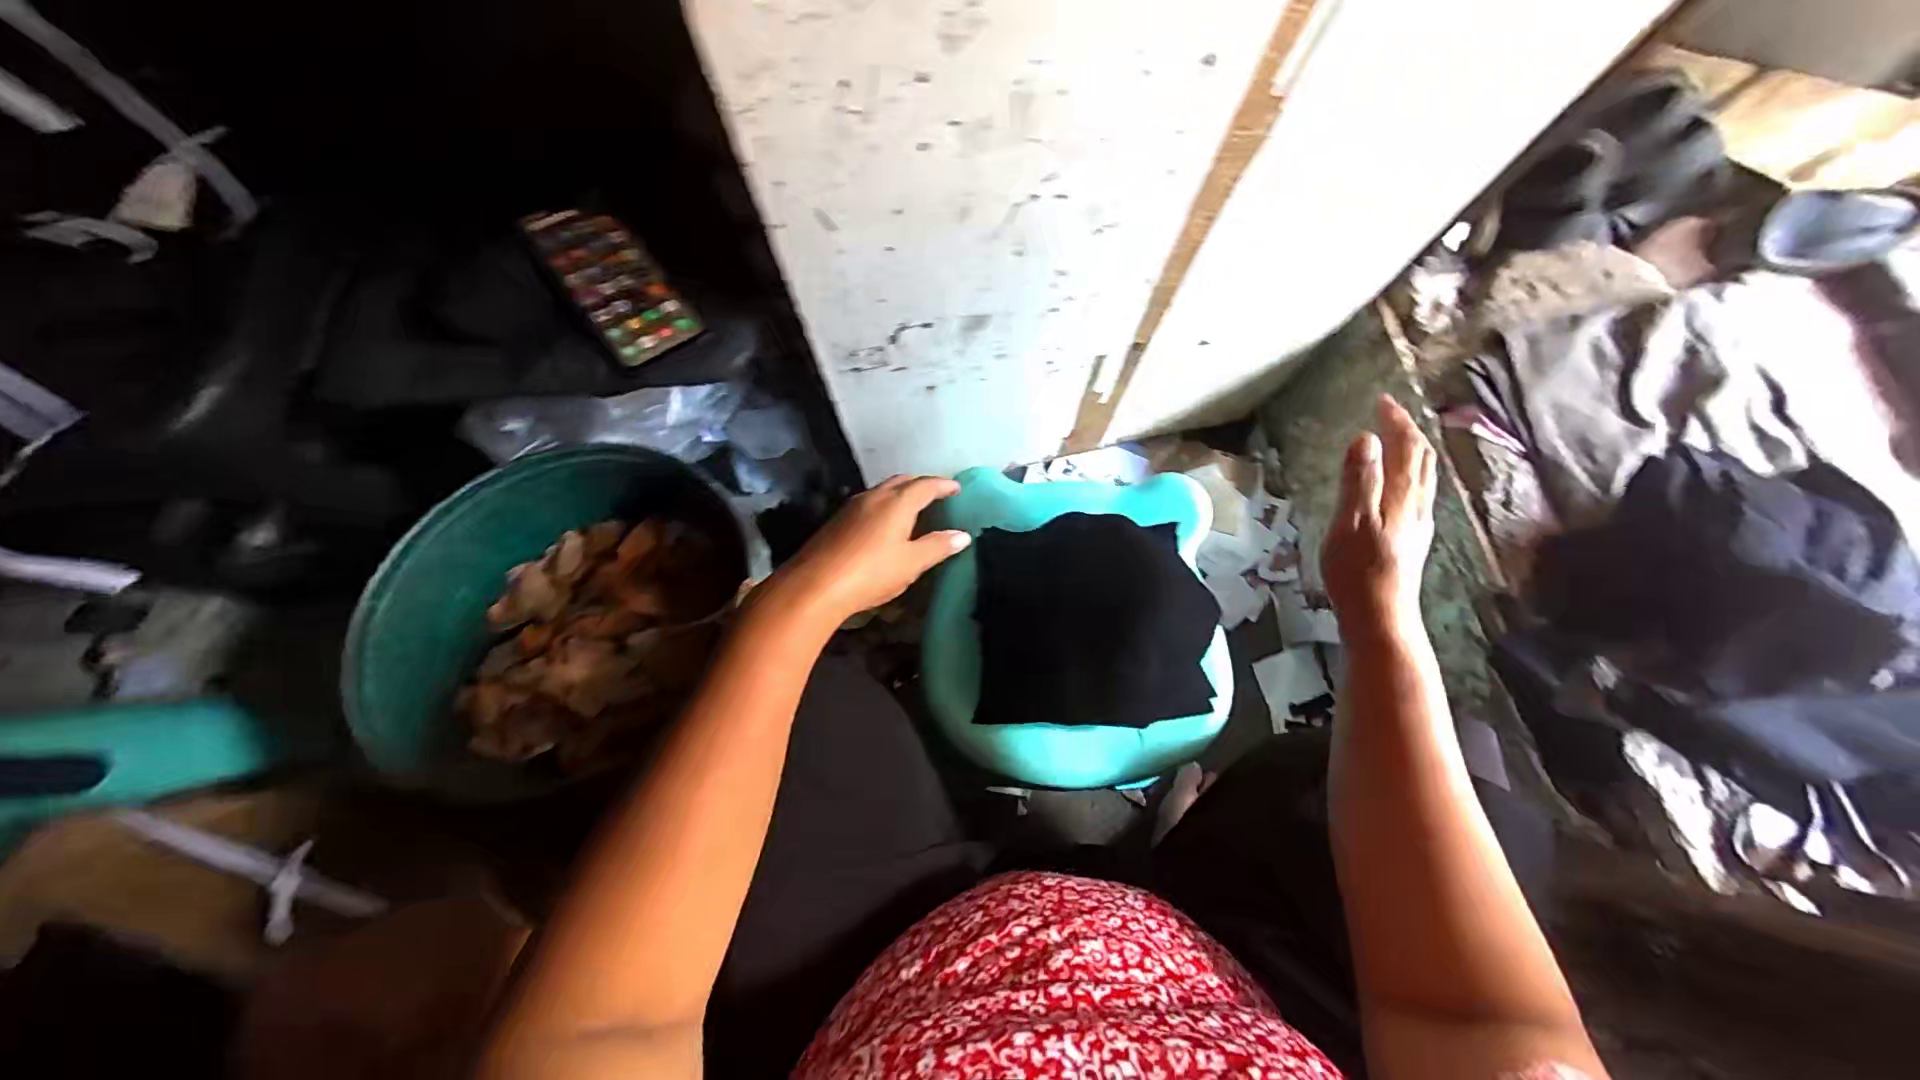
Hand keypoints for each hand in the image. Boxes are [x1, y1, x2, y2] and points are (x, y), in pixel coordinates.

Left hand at [761, 475, 970, 621]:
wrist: (815, 585)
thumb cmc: (871, 573)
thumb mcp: (911, 563)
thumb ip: (937, 546)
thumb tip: (962, 535)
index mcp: (897, 502)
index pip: (925, 485)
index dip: (943, 485)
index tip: (956, 488)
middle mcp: (874, 497)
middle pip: (902, 481)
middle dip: (921, 484)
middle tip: (937, 493)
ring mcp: (852, 507)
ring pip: (882, 490)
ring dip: (900, 492)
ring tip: (913, 506)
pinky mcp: (837, 521)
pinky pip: (868, 503)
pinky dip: (884, 505)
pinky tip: (885, 522)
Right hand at [1321, 395, 1437, 639]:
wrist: (1380, 615)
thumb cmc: (1358, 570)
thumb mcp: (1351, 522)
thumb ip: (1360, 480)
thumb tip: (1366, 438)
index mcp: (1402, 497)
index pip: (1408, 448)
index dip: (1397, 421)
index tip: (1381, 401)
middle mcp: (1417, 506)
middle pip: (1422, 460)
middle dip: (1408, 431)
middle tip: (1388, 414)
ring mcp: (1417, 524)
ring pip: (1423, 478)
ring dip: (1411, 452)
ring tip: (1395, 440)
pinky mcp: (1410, 540)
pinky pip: (1416, 494)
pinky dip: (1407, 475)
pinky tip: (1395, 485)